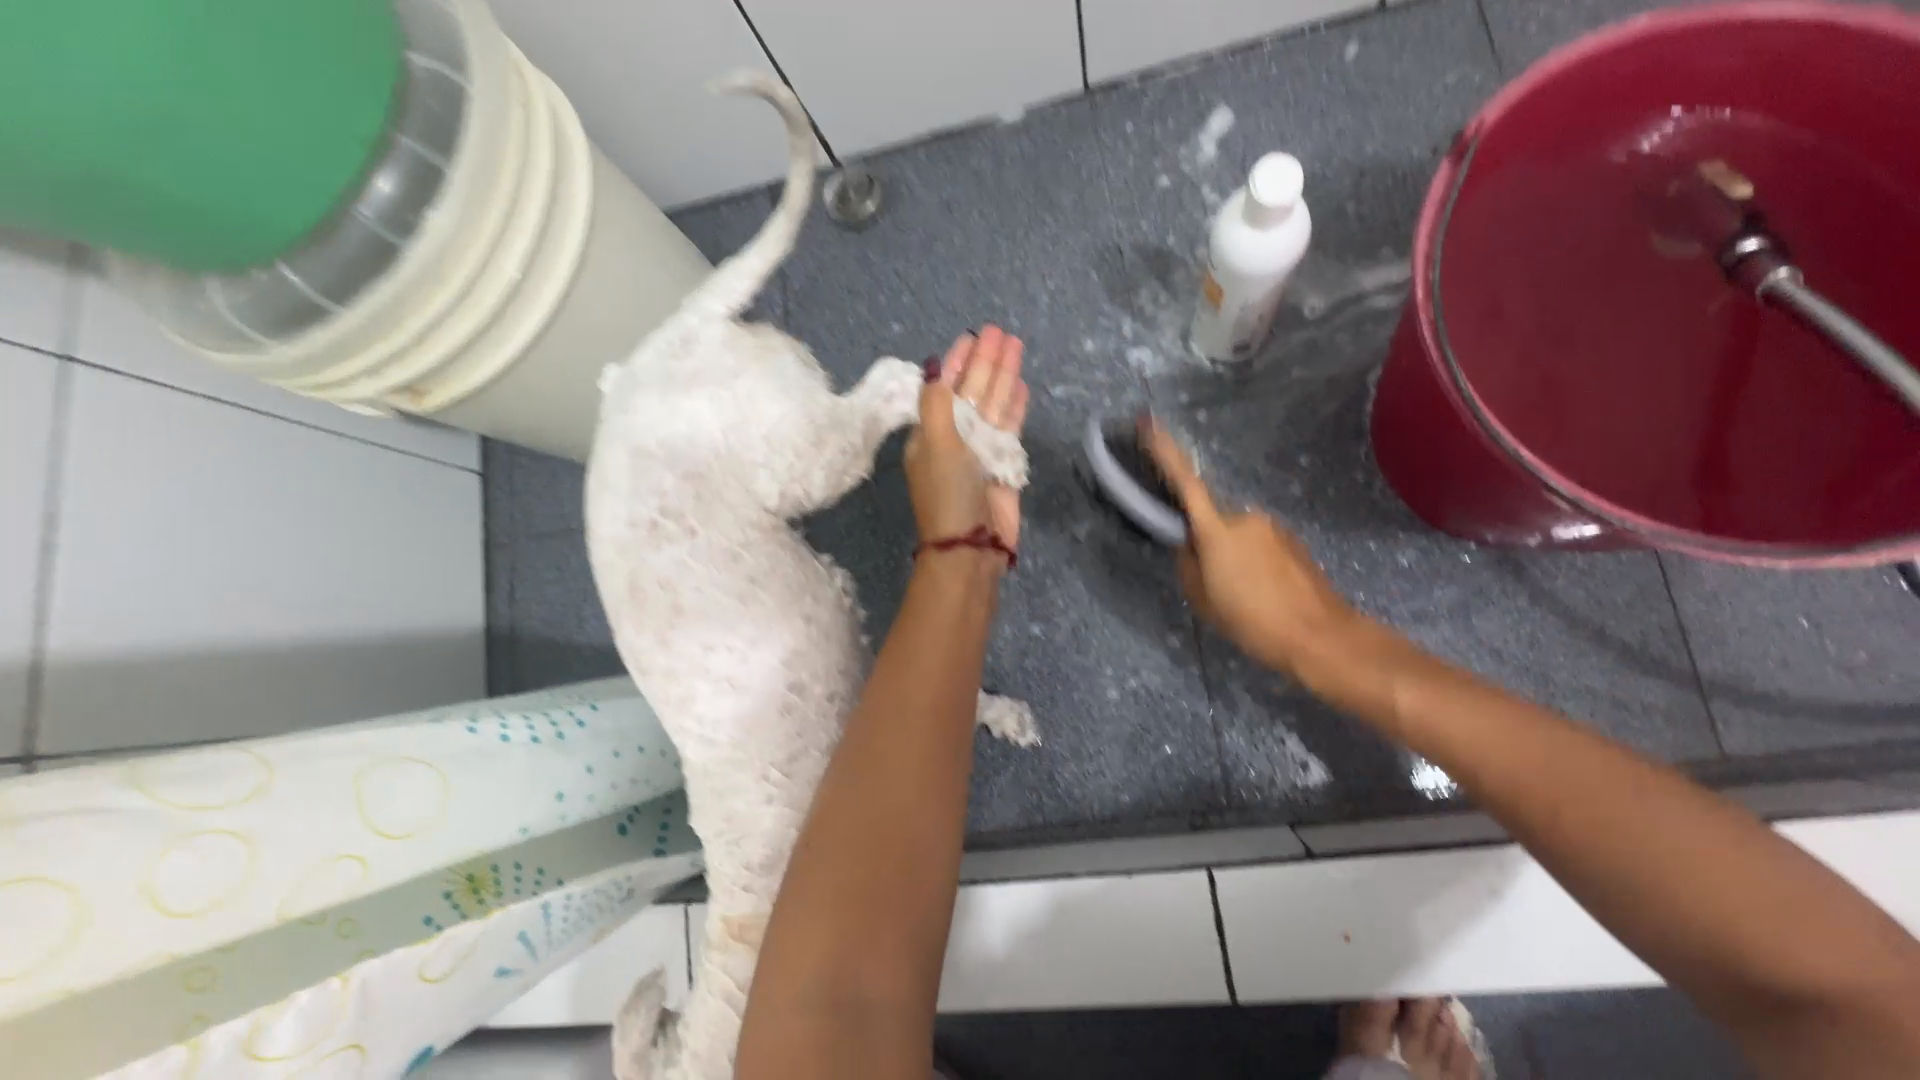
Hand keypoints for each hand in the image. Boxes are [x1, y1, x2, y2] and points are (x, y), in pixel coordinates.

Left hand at [904, 326, 1029, 554]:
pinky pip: (1010, 428)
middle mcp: (955, 439)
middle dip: (985, 362)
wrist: (972, 547)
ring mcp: (981, 452)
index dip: (958, 362)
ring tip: (1015, 347)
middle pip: (973, 391)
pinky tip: (1022, 386)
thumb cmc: (949, 494)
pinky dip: (1015, 407)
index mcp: (930, 434)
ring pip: (994, 405)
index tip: (970, 337)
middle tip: (999, 332)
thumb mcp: (936, 443)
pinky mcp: (1004, 466)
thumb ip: (938, 403)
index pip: (945, 388)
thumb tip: (935, 366)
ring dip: (1003, 377)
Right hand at [1140, 416, 1359, 674]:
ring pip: (1237, 537)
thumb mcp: (1203, 600)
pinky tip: (1263, 598)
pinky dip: (1254, 566)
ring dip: (1233, 559)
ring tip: (1243, 599)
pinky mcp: (1292, 543)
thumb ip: (1188, 565)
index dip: (1163, 451)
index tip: (1147, 423)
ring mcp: (1273, 528)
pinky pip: (1259, 547)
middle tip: (1213, 586)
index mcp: (1218, 530)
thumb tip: (1189, 547)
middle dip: (1206, 544)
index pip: (1185, 483)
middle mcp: (1246, 518)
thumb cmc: (1253, 620)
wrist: (1320, 636)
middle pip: (1212, 522)